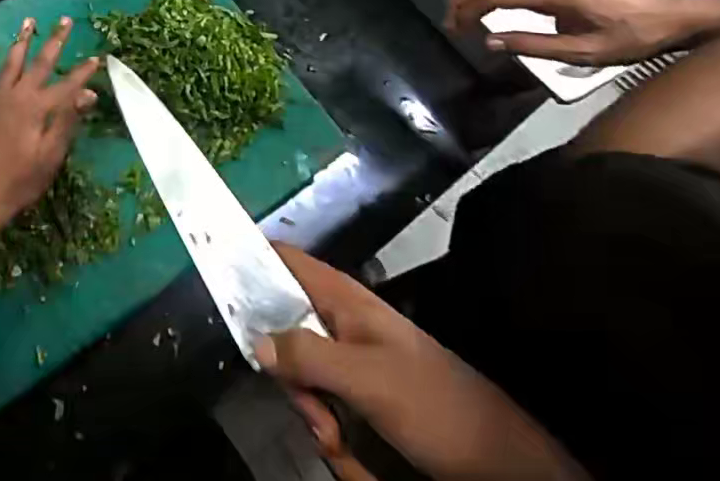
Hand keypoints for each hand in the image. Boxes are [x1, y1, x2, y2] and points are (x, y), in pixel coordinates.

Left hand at [0, 16, 99, 231]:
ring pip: (11, 63)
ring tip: (28, 22)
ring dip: (21, 41)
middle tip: (65, 20)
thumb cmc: (21, 180)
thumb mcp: (51, 155)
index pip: (67, 85)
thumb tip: (89, 92)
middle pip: (40, 63)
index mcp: (36, 108)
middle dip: (55, 41)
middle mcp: (16, 97)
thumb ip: (68, 120)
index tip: (98, 58)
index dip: (83, 72)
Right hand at [259, 244, 584, 480]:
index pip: (286, 259)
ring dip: (309, 406)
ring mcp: (349, 356)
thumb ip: (308, 355)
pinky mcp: (357, 391)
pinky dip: (325, 424)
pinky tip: (344, 444)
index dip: (252, 261)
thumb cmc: (432, 402)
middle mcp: (340, 319)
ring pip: (299, 369)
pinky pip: (320, 399)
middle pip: (283, 325)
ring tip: (336, 434)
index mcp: (342, 297)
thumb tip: (256, 341)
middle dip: (288, 371)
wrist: (496, 460)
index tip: (222, 283)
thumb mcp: (366, 378)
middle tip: (312, 407)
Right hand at [446, 0, 719, 64]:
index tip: (456, 32)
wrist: (671, 16)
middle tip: (451, 26)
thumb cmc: (632, 37)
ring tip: (461, 19)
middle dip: (459, 0)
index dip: (466, 12)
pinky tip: (484, 10)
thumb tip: (489, 41)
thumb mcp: (585, 52)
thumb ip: (534, 46)